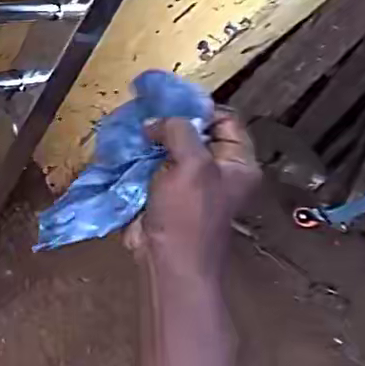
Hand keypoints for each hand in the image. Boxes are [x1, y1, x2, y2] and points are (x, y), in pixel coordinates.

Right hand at [126, 108, 261, 275]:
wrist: (167, 260)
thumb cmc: (188, 215)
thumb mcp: (192, 163)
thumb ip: (179, 131)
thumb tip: (155, 123)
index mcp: (238, 162)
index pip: (226, 120)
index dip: (200, 109)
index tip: (171, 105)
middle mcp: (217, 169)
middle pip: (196, 132)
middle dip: (171, 122)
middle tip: (147, 113)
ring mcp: (189, 181)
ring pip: (171, 147)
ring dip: (152, 138)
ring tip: (134, 128)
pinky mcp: (164, 191)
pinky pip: (154, 164)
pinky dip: (140, 155)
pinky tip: (127, 147)